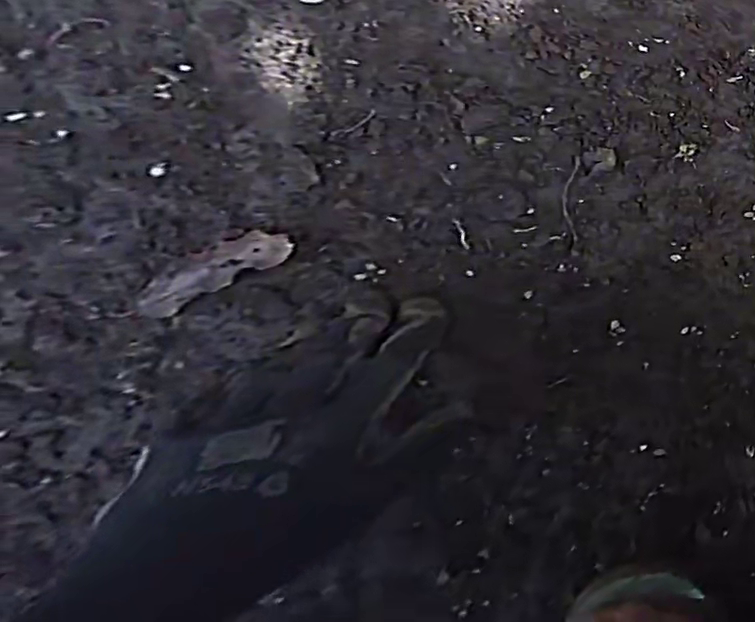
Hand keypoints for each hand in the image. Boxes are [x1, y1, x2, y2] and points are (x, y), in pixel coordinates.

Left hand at [20, 298, 468, 621]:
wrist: (156, 585)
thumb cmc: (282, 540)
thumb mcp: (363, 503)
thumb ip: (416, 452)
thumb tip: (465, 407)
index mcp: (339, 422)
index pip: (389, 364)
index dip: (414, 333)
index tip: (431, 309)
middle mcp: (292, 408)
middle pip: (330, 354)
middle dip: (357, 325)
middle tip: (376, 301)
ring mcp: (233, 419)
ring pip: (277, 366)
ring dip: (304, 342)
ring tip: (322, 322)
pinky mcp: (181, 438)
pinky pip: (212, 394)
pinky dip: (234, 376)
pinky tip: (242, 368)